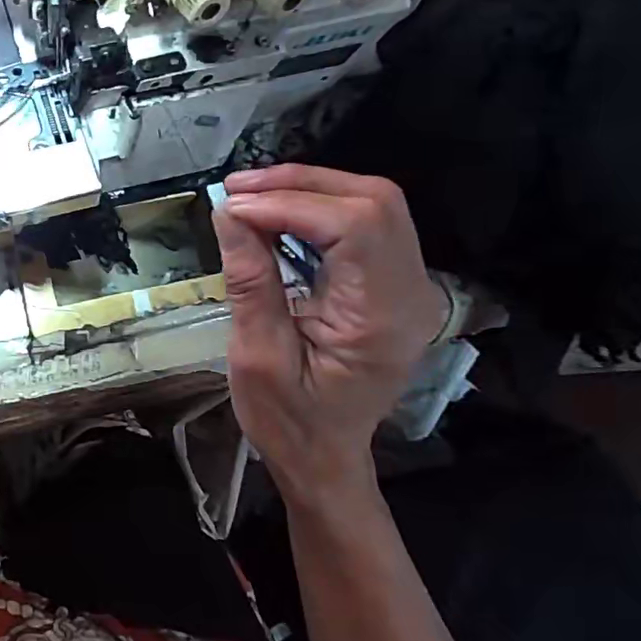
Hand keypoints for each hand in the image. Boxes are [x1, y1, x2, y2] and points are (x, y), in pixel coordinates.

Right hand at [212, 165, 446, 505]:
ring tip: (248, 196)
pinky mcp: (389, 283)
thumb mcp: (257, 355)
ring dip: (307, 189)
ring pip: (372, 204)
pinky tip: (274, 213)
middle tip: (236, 191)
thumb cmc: (287, 418)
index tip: (231, 208)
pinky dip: (315, 206)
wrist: (323, 455)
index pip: (355, 226)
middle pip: (374, 202)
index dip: (290, 204)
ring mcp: (407, 286)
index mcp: (381, 317)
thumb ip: (250, 280)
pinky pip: (363, 223)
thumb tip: (230, 213)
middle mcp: (409, 293)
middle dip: (300, 184)